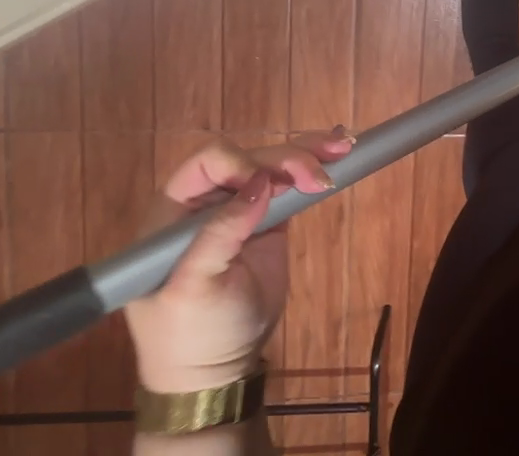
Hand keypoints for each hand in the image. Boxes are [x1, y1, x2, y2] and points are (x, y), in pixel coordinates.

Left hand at [125, 131, 353, 394]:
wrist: (215, 371)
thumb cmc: (190, 333)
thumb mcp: (195, 289)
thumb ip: (220, 234)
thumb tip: (260, 183)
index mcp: (174, 212)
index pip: (208, 164)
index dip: (242, 163)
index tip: (271, 185)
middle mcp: (207, 202)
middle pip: (252, 158)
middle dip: (288, 159)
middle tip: (322, 176)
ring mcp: (241, 209)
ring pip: (276, 165)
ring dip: (309, 153)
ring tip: (344, 147)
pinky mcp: (270, 221)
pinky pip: (291, 185)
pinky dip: (314, 168)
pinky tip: (339, 152)